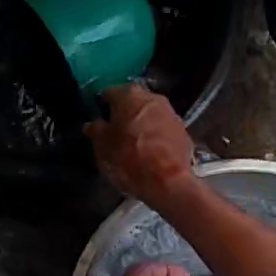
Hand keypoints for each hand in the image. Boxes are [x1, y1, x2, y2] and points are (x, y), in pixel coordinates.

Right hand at [87, 82, 196, 208]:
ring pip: (148, 114)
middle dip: (122, 114)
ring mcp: (170, 112)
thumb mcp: (102, 147)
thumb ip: (95, 130)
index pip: (108, 93)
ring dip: (139, 125)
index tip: (98, 122)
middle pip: (131, 102)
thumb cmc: (129, 160)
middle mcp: (152, 96)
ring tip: (131, 145)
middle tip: (114, 134)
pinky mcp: (182, 130)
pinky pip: (161, 129)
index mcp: (128, 95)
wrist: (168, 182)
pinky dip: (154, 136)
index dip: (100, 107)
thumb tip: (93, 124)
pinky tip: (149, 153)